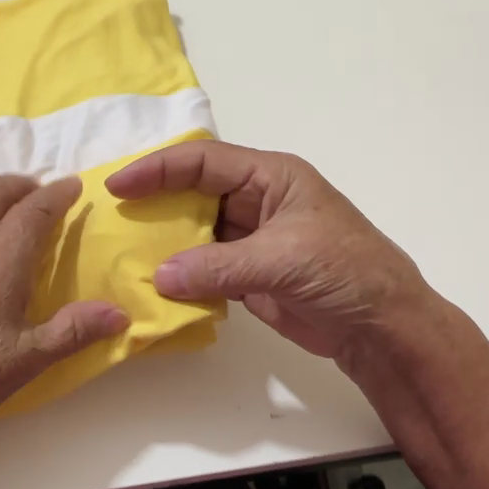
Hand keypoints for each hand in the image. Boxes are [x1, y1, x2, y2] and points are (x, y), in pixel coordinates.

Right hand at [105, 140, 431, 363]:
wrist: (376, 324)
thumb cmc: (344, 270)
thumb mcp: (281, 260)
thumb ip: (218, 267)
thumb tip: (159, 277)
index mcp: (271, 178)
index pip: (204, 163)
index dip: (159, 170)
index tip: (118, 187)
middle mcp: (256, 204)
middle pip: (193, 196)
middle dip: (154, 206)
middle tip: (111, 222)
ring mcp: (248, 243)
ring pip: (194, 237)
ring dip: (163, 247)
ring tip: (121, 257)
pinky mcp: (245, 279)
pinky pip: (201, 273)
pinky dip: (179, 281)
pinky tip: (151, 288)